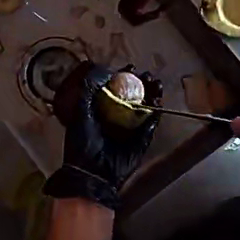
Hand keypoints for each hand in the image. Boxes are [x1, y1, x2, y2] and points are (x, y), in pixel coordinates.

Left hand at [46, 63, 160, 207]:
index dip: (124, 77)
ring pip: (146, 106)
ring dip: (152, 93)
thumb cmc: (82, 143)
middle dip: (142, 83)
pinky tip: (158, 101)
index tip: (129, 68)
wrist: (92, 171)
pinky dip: (156, 111)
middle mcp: (119, 116)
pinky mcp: (143, 138)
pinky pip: (152, 122)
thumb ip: (87, 92)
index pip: (117, 88)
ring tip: (155, 83)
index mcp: (103, 110)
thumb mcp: (80, 113)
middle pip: (135, 95)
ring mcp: (132, 128)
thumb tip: (98, 72)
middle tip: (146, 75)